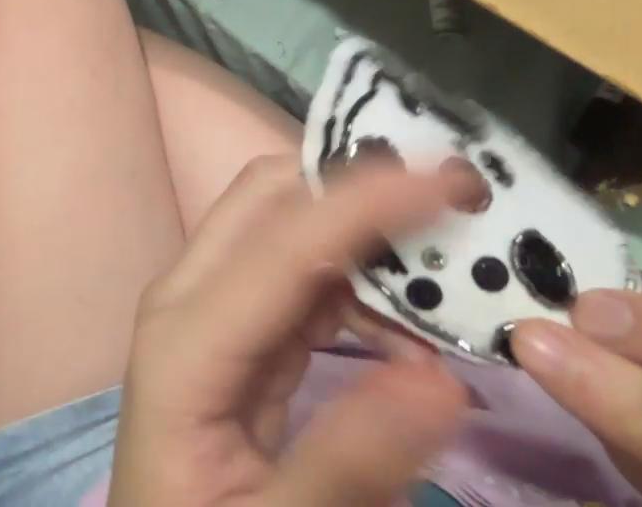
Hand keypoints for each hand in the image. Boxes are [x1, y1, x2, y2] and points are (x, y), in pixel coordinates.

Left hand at [108, 156, 470, 506]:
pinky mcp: (234, 329)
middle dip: (359, 183)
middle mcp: (187, 299)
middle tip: (456, 196)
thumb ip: (348, 460)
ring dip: (366, 232)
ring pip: (287, 228)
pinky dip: (359, 282)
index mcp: (185, 342)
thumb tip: (441, 378)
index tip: (450, 181)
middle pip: (269, 200)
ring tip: (452, 266)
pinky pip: (299, 277)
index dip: (363, 202)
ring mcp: (207, 308)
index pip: (280, 243)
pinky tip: (408, 330)